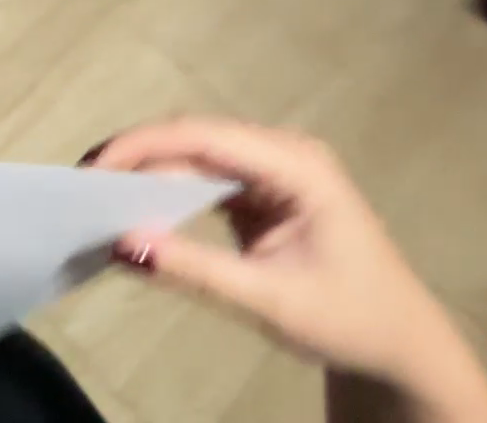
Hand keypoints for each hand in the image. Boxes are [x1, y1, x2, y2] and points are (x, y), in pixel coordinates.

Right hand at [88, 117, 486, 422]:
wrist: (404, 349)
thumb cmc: (351, 322)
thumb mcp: (272, 301)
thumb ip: (196, 270)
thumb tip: (121, 245)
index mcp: (298, 166)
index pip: (203, 137)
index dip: (142, 145)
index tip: (93, 171)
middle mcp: (281, 151)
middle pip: (190, 138)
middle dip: (134, 155)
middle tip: (82, 184)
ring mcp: (269, 165)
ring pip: (189, 152)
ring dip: (143, 168)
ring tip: (96, 189)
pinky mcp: (256, 184)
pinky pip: (197, 172)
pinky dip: (161, 184)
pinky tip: (132, 199)